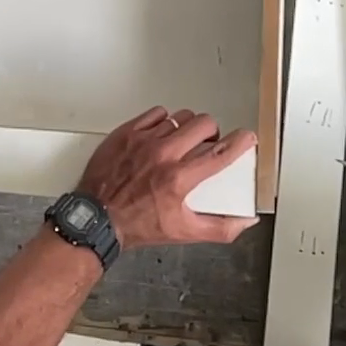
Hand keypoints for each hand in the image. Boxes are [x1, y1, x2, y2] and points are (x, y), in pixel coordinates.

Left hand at [75, 106, 259, 248]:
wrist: (98, 218)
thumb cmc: (136, 224)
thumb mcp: (184, 233)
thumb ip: (220, 228)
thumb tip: (244, 221)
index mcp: (179, 179)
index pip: (221, 153)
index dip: (241, 141)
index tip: (247, 138)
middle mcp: (163, 155)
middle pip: (204, 124)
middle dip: (213, 133)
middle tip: (207, 144)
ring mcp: (143, 140)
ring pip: (181, 116)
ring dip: (188, 127)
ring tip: (183, 141)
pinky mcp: (127, 132)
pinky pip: (156, 113)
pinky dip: (163, 121)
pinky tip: (161, 134)